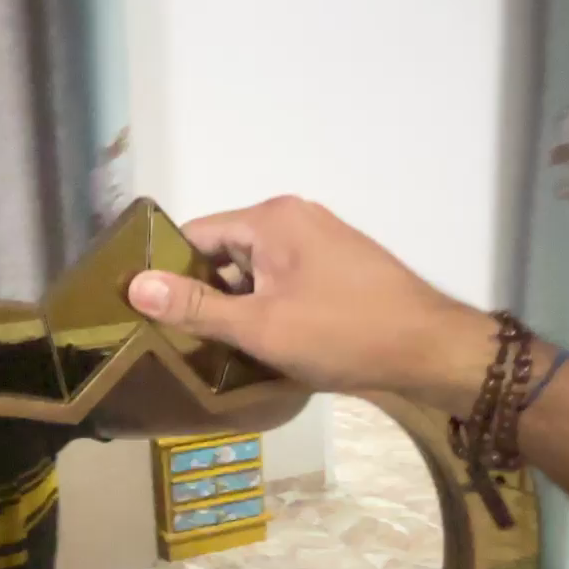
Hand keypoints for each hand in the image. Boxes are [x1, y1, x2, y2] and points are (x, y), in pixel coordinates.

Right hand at [128, 196, 494, 410]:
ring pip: (253, 269)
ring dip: (236, 303)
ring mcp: (318, 239)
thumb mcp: (260, 326)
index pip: (195, 235)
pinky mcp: (335, 264)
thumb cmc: (343, 333)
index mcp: (271, 218)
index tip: (151, 311)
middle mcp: (293, 217)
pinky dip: (266, 304)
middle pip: (223, 251)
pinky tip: (261, 341)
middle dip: (204, 292)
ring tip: (217, 346)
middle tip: (181, 338)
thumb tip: (134, 285)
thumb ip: (196, 306)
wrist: (434, 351)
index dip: (168, 272)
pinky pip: (281, 278)